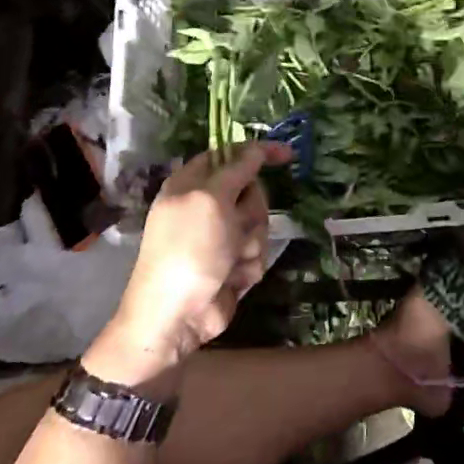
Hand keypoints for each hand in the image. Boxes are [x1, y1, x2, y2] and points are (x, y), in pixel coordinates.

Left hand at [85, 142, 291, 386]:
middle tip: (235, 226)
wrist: (177, 315)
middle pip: (251, 192)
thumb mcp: (211, 200)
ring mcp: (220, 237)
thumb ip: (237, 170)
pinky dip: (246, 265)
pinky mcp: (232, 263)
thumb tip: (256, 148)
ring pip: (258, 225)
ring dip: (249, 243)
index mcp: (192, 184)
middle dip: (251, 212)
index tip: (287, 155)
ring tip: (229, 260)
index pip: (230, 156)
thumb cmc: (188, 250)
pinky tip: (230, 279)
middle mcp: (206, 206)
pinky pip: (256, 253)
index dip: (257, 153)